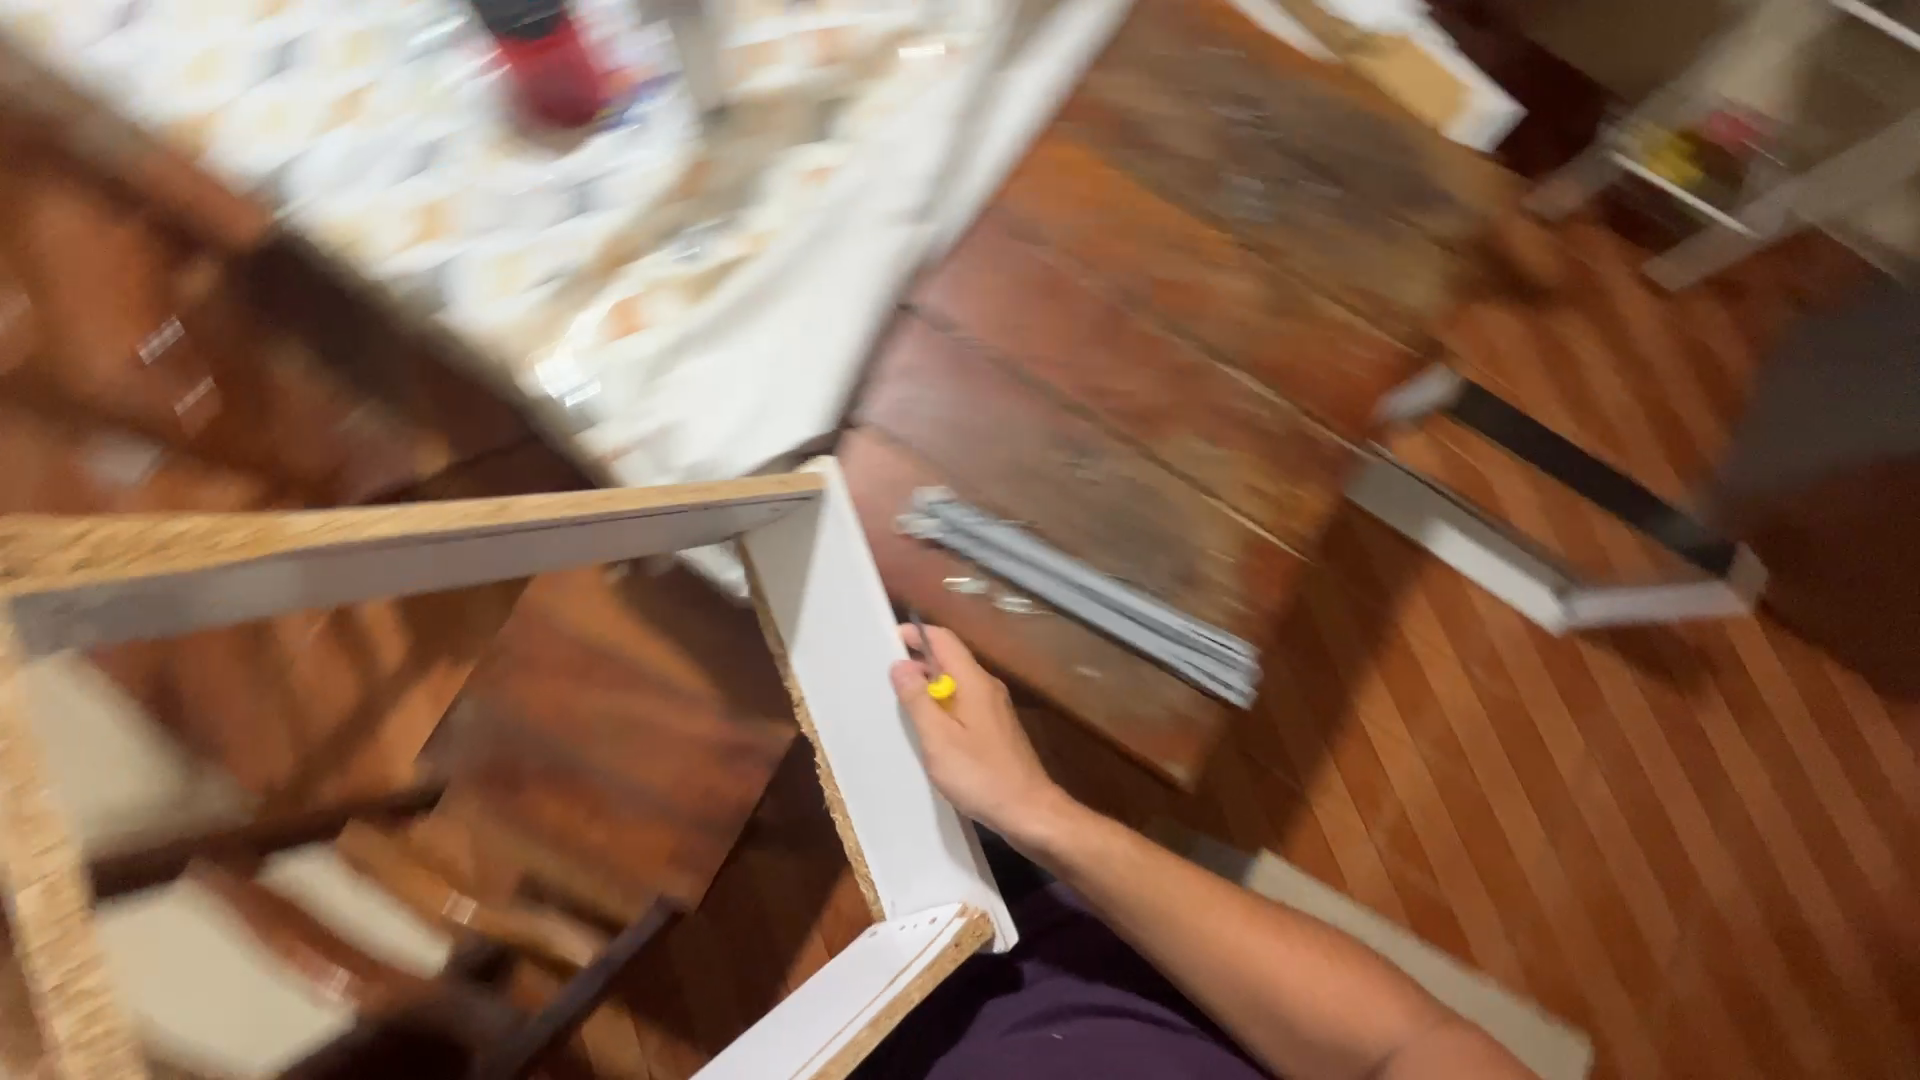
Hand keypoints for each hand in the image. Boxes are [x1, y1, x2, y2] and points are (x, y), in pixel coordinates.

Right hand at [890, 623, 1077, 845]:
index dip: (915, 635)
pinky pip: (964, 703)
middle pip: (950, 658)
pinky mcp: (995, 728)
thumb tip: (900, 665)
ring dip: (929, 685)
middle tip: (886, 677)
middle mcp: (987, 687)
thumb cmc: (980, 775)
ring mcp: (994, 708)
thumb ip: (918, 700)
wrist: (1028, 810)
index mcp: (974, 682)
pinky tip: (928, 727)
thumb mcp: (938, 739)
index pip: (943, 640)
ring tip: (901, 701)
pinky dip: (943, 704)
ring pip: (957, 682)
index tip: (888, 642)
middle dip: (919, 661)